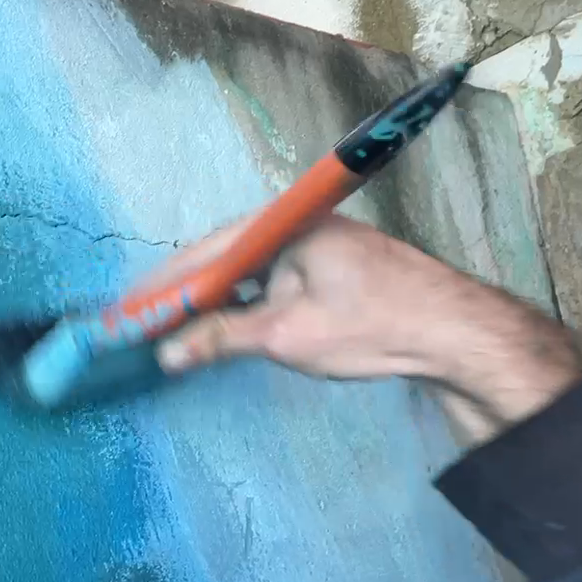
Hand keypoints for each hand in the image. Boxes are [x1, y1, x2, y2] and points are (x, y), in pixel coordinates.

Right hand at [155, 214, 581, 443]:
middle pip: (217, 258)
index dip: (159, 287)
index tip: (125, 312)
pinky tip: (219, 323)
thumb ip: (219, 339)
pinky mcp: (322, 264)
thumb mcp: (284, 335)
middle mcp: (290, 226)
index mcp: (280, 228)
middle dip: (178, 292)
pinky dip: (236, 301)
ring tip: (168, 326)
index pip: (200, 255)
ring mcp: (309, 243)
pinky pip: (262, 279)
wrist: (456, 334)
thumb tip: (166, 354)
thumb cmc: (370, 326)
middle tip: (139, 322)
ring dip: (207, 299)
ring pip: (240, 270)